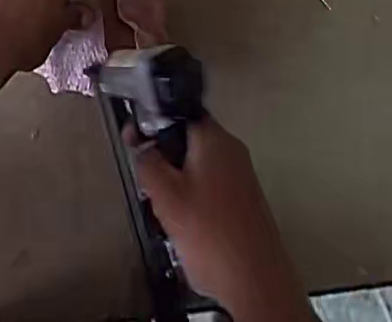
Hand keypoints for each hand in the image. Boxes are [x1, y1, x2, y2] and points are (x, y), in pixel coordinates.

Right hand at [131, 118, 314, 320]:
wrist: (255, 279)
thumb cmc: (211, 233)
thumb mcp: (166, 196)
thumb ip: (149, 163)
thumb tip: (144, 146)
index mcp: (213, 137)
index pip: (178, 113)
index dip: (153, 126)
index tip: (136, 142)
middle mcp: (231, 148)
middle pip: (187, 141)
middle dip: (166, 162)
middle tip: (152, 188)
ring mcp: (241, 174)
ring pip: (198, 166)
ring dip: (179, 184)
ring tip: (170, 214)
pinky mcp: (244, 198)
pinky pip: (211, 187)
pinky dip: (195, 200)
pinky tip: (190, 228)